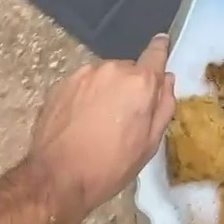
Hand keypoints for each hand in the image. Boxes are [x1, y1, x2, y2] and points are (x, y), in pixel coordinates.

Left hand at [22, 34, 176, 218]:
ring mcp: (84, 74)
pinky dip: (85, 96)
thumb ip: (163, 106)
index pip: (156, 53)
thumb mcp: (149, 144)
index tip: (162, 45)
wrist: (56, 179)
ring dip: (106, 90)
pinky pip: (83, 84)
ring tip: (98, 121)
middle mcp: (113, 69)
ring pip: (105, 76)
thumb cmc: (110, 166)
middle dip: (130, 86)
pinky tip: (79, 121)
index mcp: (139, 82)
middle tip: (124, 116)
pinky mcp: (61, 83)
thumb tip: (167, 80)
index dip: (160, 49)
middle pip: (129, 70)